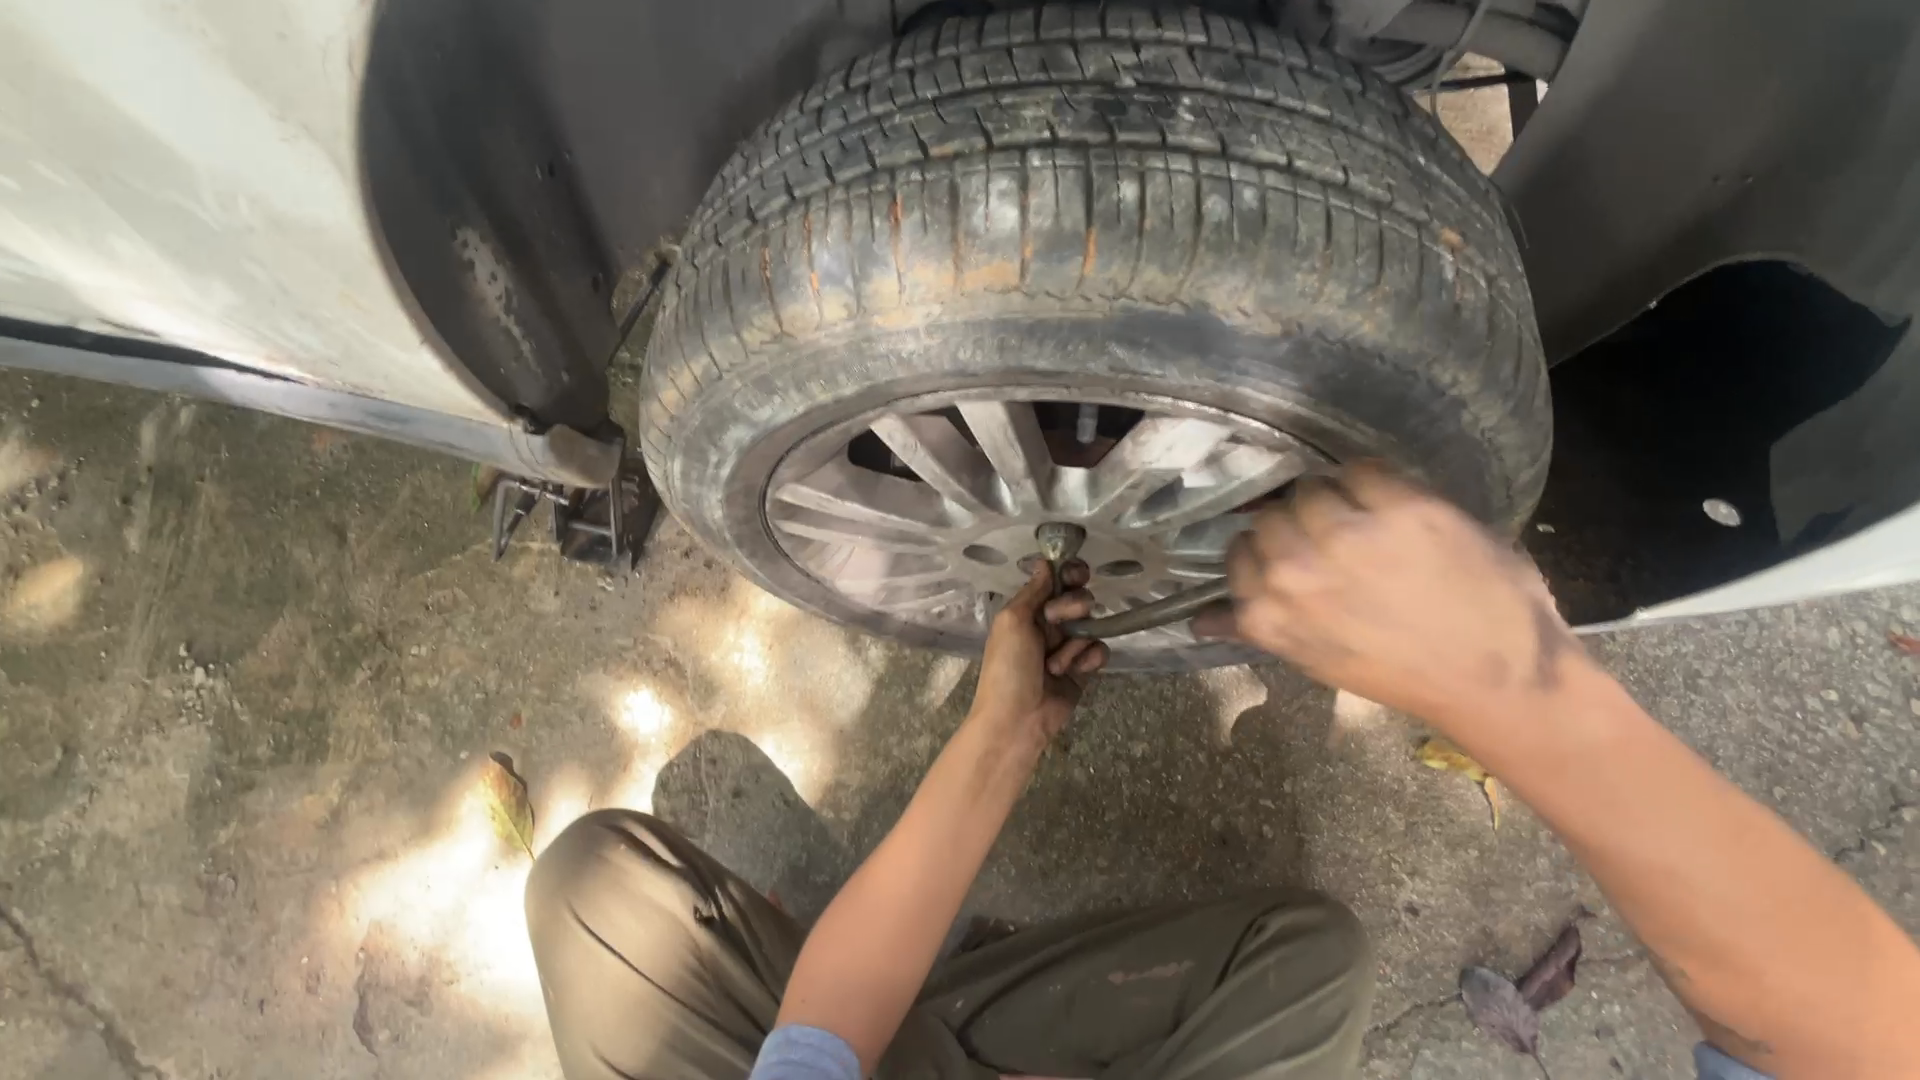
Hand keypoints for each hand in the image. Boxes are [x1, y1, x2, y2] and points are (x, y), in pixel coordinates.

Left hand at [969, 561, 1108, 740]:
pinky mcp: (1082, 669)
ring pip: (1090, 626)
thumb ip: (1033, 591)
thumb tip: (1044, 562)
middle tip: (1059, 621)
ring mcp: (1067, 647)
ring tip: (1055, 665)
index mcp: (1028, 611)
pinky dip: (1090, 659)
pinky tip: (1077, 672)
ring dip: (1074, 643)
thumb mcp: (1013, 621)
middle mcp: (1049, 625)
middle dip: (1074, 607)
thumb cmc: (1008, 667)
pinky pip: (1099, 650)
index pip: (1056, 582)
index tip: (1077, 575)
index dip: (1070, 575)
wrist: (1017, 719)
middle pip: (1078, 599)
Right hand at [1193, 464, 1580, 730]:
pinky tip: (1392, 508)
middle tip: (1331, 539)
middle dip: (1296, 523)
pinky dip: (1372, 482)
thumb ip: (1253, 628)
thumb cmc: (1397, 672)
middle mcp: (1294, 570)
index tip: (1292, 557)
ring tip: (1363, 521)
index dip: (1267, 550)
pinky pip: (1361, 469)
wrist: (1493, 677)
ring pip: (1311, 488)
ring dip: (1332, 499)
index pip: (1239, 550)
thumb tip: (1197, 621)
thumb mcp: (1309, 657)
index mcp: (1267, 610)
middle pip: (1271, 515)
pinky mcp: (1402, 508)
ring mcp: (1347, 535)